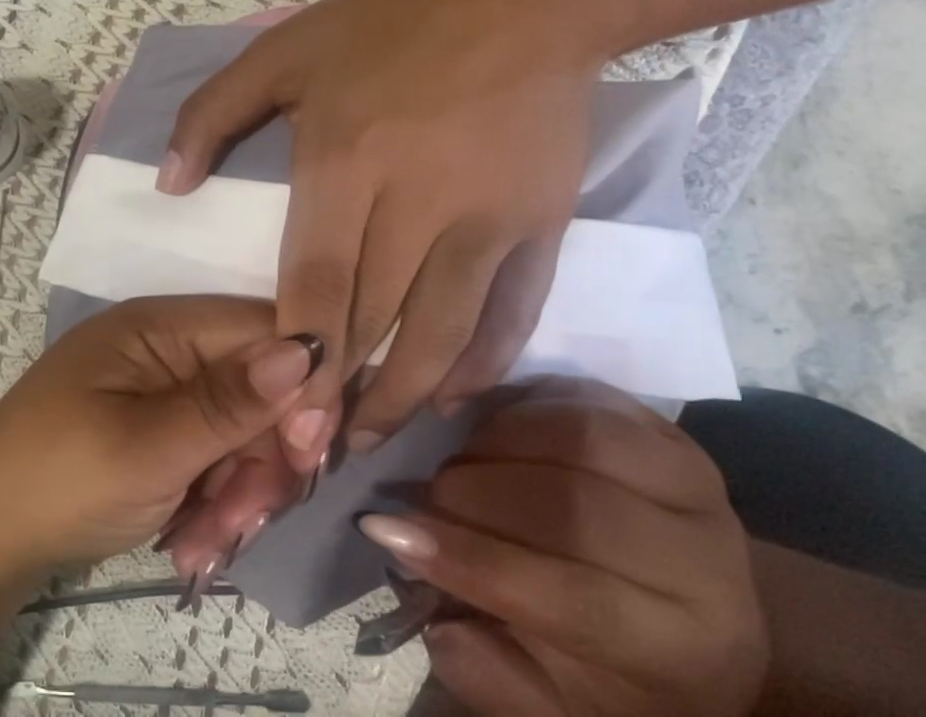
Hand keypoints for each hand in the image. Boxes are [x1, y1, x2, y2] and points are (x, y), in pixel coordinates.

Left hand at [0, 296, 313, 574]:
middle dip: (261, 459)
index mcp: (155, 328)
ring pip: (241, 434)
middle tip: (244, 517)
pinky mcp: (155, 434)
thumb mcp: (149, 447)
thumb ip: (229, 403)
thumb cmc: (60, 481)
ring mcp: (158, 394)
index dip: (301, 385)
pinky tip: (193, 543)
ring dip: (236, 494)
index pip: (260, 328)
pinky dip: (212, 503)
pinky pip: (212, 459)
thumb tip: (307, 348)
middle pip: (258, 388)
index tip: (310, 452)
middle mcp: (161, 350)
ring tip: (206, 542)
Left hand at [155, 0, 603, 565]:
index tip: (276, 411)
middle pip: (374, 325)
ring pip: (443, 336)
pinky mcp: (543, 229)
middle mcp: (415, 210)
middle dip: (342, 396)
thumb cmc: (387, 27)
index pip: (313, 285)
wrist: (529, 0)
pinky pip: (511, 314)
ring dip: (406, 397)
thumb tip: (168, 186)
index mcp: (343, 169)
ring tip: (370, 437)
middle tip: (311, 451)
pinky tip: (453, 395)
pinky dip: (482, 362)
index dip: (294, 356)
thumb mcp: (279, 54)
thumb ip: (210, 118)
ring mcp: (487, 225)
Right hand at [358, 378, 768, 716]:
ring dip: (494, 439)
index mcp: (677, 648)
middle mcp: (706, 568)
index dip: (469, 559)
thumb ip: (479, 662)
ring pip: (582, 437)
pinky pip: (591, 400)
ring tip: (458, 459)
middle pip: (575, 506)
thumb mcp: (544, 701)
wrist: (690, 625)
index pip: (575, 598)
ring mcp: (698, 493)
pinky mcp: (675, 441)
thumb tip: (413, 568)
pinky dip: (526, 404)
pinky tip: (490, 425)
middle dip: (469, 492)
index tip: (381, 529)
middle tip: (419, 495)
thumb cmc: (604, 670)